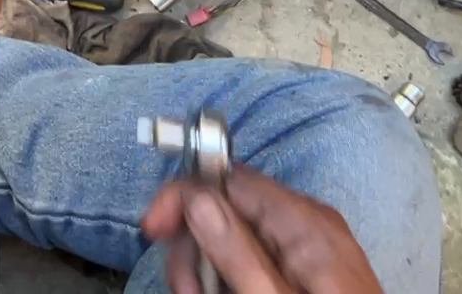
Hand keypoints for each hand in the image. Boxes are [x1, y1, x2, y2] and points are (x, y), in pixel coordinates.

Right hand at [141, 168, 383, 293]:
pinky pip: (253, 259)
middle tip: (187, 291)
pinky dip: (229, 279)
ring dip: (207, 269)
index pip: (226, 178)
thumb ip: (237, 253)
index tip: (153, 230)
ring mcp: (308, 250)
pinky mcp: (305, 274)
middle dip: (194, 246)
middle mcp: (307, 224)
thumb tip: (197, 198)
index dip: (183, 197)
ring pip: (232, 236)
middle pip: (224, 207)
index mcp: (305, 222)